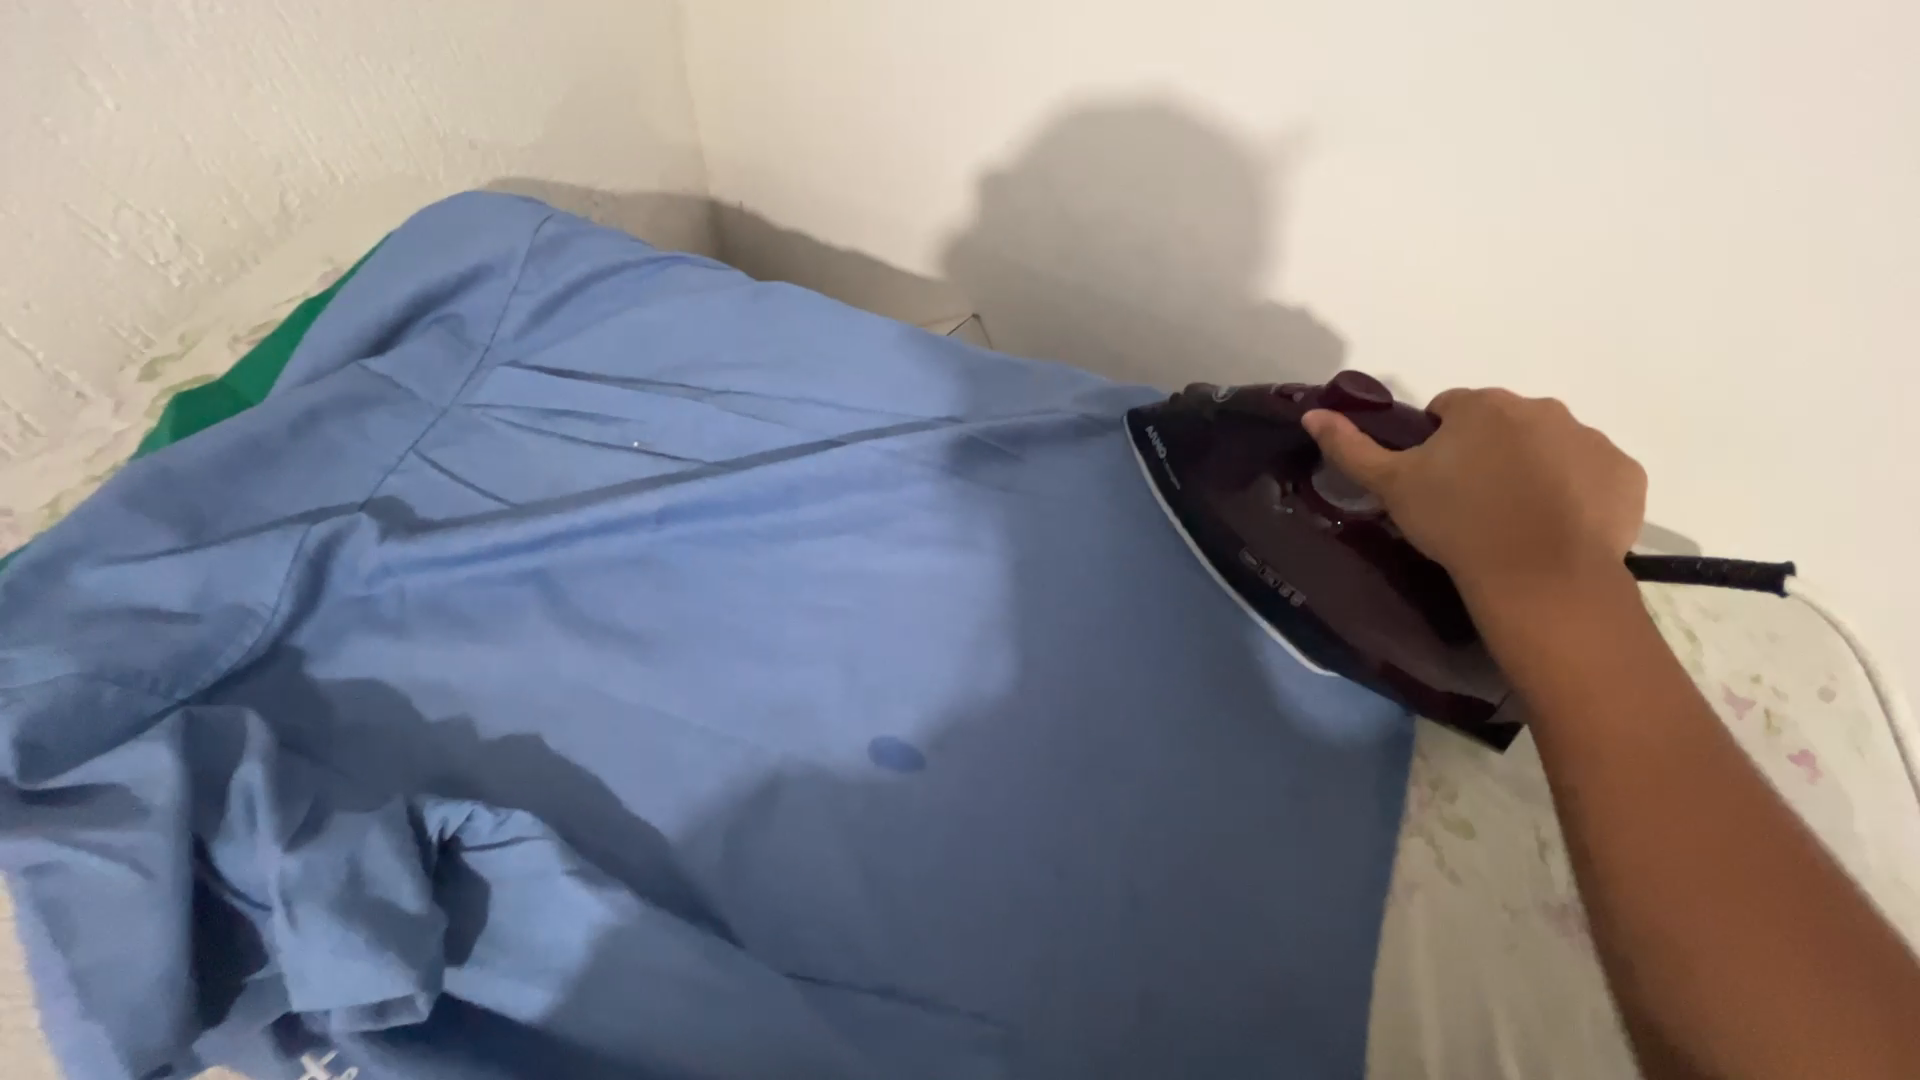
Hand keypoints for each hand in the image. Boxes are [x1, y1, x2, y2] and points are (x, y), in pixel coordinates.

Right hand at [1301, 388, 1646, 600]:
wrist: (1538, 574)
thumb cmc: (1455, 522)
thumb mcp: (1391, 486)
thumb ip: (1350, 447)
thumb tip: (1312, 412)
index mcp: (1481, 405)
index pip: (1449, 409)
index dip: (1435, 443)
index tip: (1432, 480)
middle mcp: (1540, 407)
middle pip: (1502, 423)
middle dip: (1486, 451)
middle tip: (1469, 501)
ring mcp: (1589, 438)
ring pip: (1547, 445)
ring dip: (1529, 468)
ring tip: (1512, 518)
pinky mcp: (1623, 473)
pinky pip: (1590, 473)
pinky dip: (1573, 491)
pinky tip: (1552, 525)